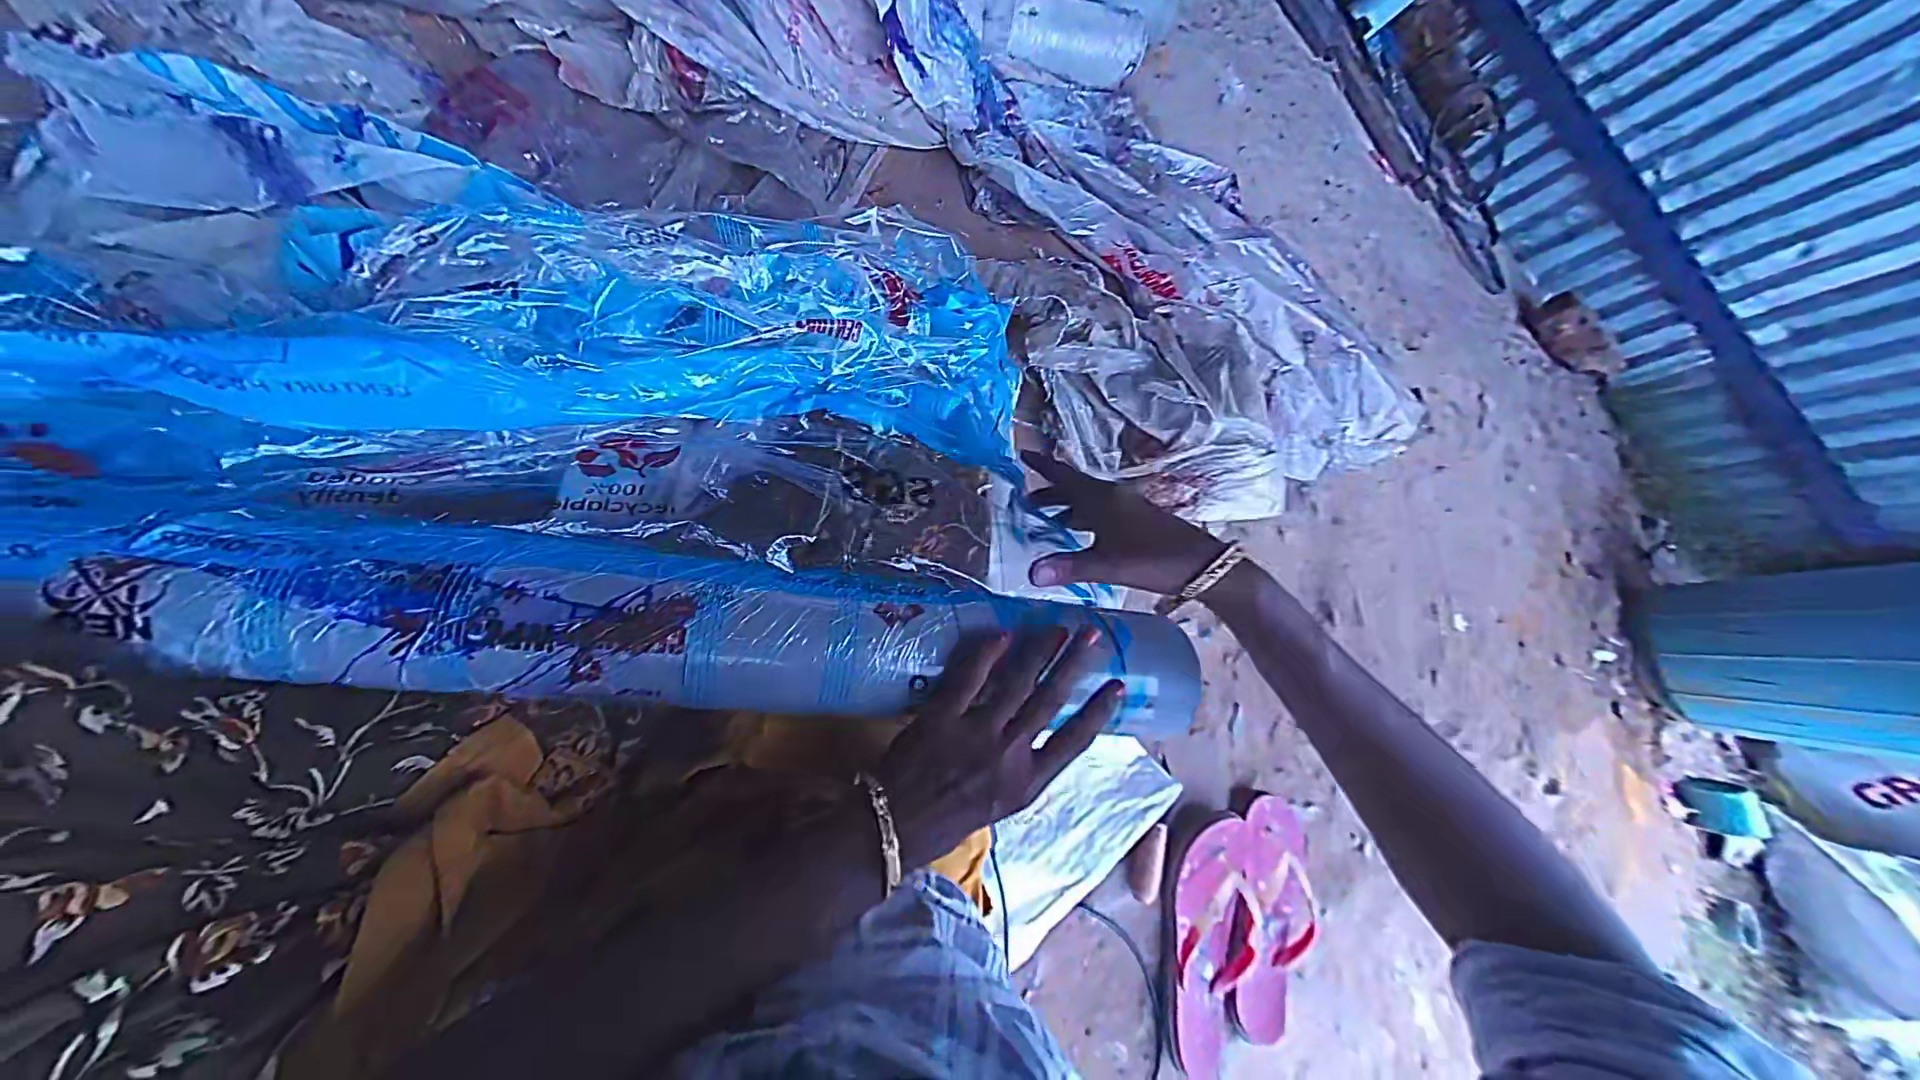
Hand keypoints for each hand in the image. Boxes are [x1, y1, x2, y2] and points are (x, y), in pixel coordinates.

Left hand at [876, 628, 1123, 865]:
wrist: (896, 825)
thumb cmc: (948, 820)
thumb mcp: (1001, 803)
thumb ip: (1022, 768)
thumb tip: (1037, 731)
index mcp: (1027, 783)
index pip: (1074, 741)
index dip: (1099, 711)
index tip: (1117, 685)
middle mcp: (1009, 756)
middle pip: (1051, 700)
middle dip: (1075, 663)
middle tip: (1092, 633)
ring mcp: (976, 734)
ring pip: (1018, 683)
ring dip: (1040, 651)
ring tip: (1058, 628)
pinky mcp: (942, 717)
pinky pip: (970, 677)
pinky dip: (987, 653)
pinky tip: (1003, 634)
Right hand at [1022, 451, 1226, 595]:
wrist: (1203, 565)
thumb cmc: (1153, 560)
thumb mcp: (1108, 565)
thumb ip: (1069, 567)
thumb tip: (1030, 573)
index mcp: (1104, 499)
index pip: (1066, 477)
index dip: (1044, 466)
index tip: (1024, 453)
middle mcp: (1114, 497)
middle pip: (1075, 488)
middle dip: (1051, 491)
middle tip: (1027, 499)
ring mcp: (1128, 507)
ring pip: (1089, 500)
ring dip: (1067, 505)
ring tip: (1046, 516)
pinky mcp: (1138, 520)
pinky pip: (1102, 511)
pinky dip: (1084, 516)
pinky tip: (1079, 531)